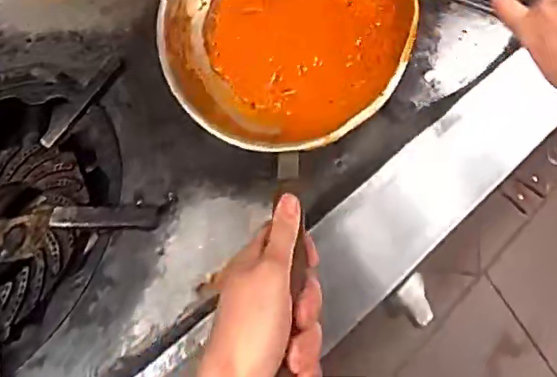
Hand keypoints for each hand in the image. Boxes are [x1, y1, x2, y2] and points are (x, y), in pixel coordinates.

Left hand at [200, 193, 323, 376]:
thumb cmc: (247, 332)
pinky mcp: (278, 355)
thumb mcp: (271, 272)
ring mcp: (269, 326)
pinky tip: (294, 366)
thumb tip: (288, 198)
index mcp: (253, 267)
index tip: (309, 261)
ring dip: (308, 337)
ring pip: (308, 317)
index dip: (300, 246)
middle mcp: (261, 294)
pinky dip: (305, 359)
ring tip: (292, 350)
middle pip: (302, 281)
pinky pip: (306, 347)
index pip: (281, 238)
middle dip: (309, 301)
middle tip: (298, 313)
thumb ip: (284, 234)